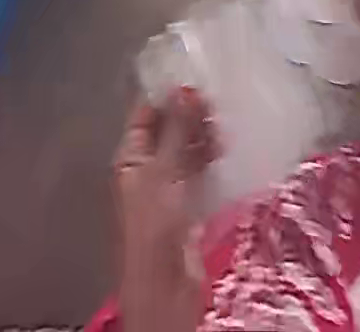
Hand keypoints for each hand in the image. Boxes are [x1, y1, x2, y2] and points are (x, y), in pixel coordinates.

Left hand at [114, 87, 217, 259]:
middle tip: (218, 98)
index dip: (168, 93)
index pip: (146, 113)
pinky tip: (229, 145)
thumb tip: (186, 88)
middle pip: (168, 128)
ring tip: (226, 122)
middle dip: (191, 112)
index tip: (195, 73)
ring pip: (186, 146)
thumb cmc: (156, 224)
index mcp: (131, 156)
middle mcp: (147, 166)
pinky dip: (211, 154)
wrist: (166, 285)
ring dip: (204, 133)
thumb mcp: (165, 170)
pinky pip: (199, 166)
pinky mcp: (187, 199)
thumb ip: (177, 128)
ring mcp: (168, 183)